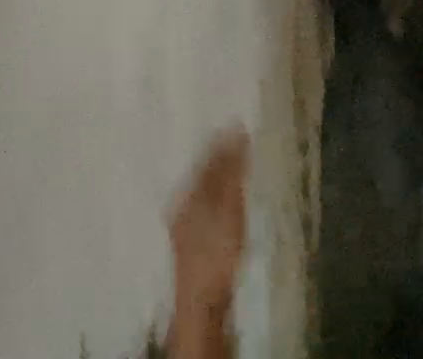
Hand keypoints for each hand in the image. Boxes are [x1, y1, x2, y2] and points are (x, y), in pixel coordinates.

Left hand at [171, 129, 249, 310]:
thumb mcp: (230, 205)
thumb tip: (236, 131)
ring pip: (202, 187)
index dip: (223, 139)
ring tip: (238, 160)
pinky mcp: (192, 238)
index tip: (240, 123)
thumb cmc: (217, 250)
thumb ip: (233, 169)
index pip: (206, 156)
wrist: (202, 300)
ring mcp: (184, 223)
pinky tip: (227, 195)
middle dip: (219, 153)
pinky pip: (206, 201)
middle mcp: (181, 203)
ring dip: (219, 171)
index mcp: (188, 192)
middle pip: (201, 170)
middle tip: (241, 137)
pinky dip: (219, 190)